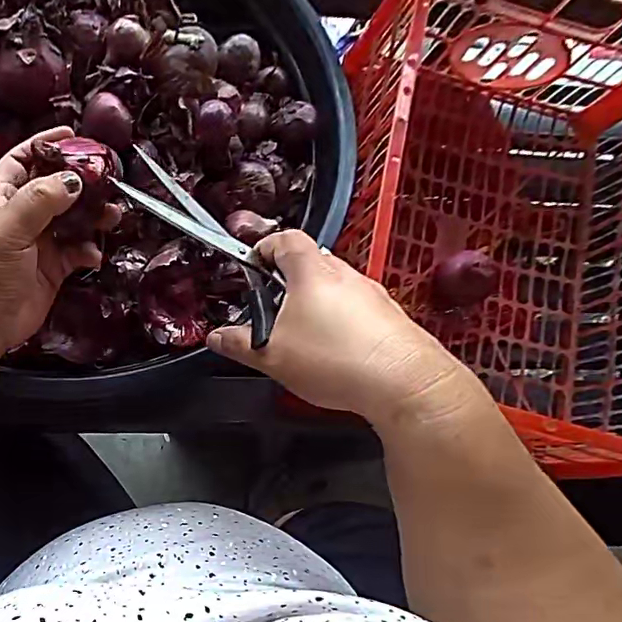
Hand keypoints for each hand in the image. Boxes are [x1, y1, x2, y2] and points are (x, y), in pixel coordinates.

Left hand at [0, 127, 112, 355]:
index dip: (44, 145)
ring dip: (93, 217)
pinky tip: (93, 256)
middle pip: (55, 188)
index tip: (71, 135)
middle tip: (108, 178)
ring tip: (113, 216)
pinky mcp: (53, 268)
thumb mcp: (9, 229)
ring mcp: (39, 243)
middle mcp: (21, 217)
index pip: (22, 160)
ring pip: (72, 220)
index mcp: (1, 199)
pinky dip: (88, 251)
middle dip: (80, 182)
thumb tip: (74, 179)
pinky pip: (77, 251)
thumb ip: (40, 201)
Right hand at [205, 231, 474, 427]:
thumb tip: (218, 337)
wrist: (402, 382)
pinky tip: (333, 355)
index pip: (284, 239)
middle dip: (288, 281)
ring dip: (316, 305)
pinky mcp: (390, 320)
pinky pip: (357, 314)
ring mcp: (372, 296)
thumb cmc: (339, 358)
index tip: (253, 260)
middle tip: (272, 304)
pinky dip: (341, 326)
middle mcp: (346, 275)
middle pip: (311, 263)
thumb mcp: (272, 355)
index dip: (264, 246)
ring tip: (300, 336)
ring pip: (336, 290)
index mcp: (312, 270)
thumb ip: (239, 343)